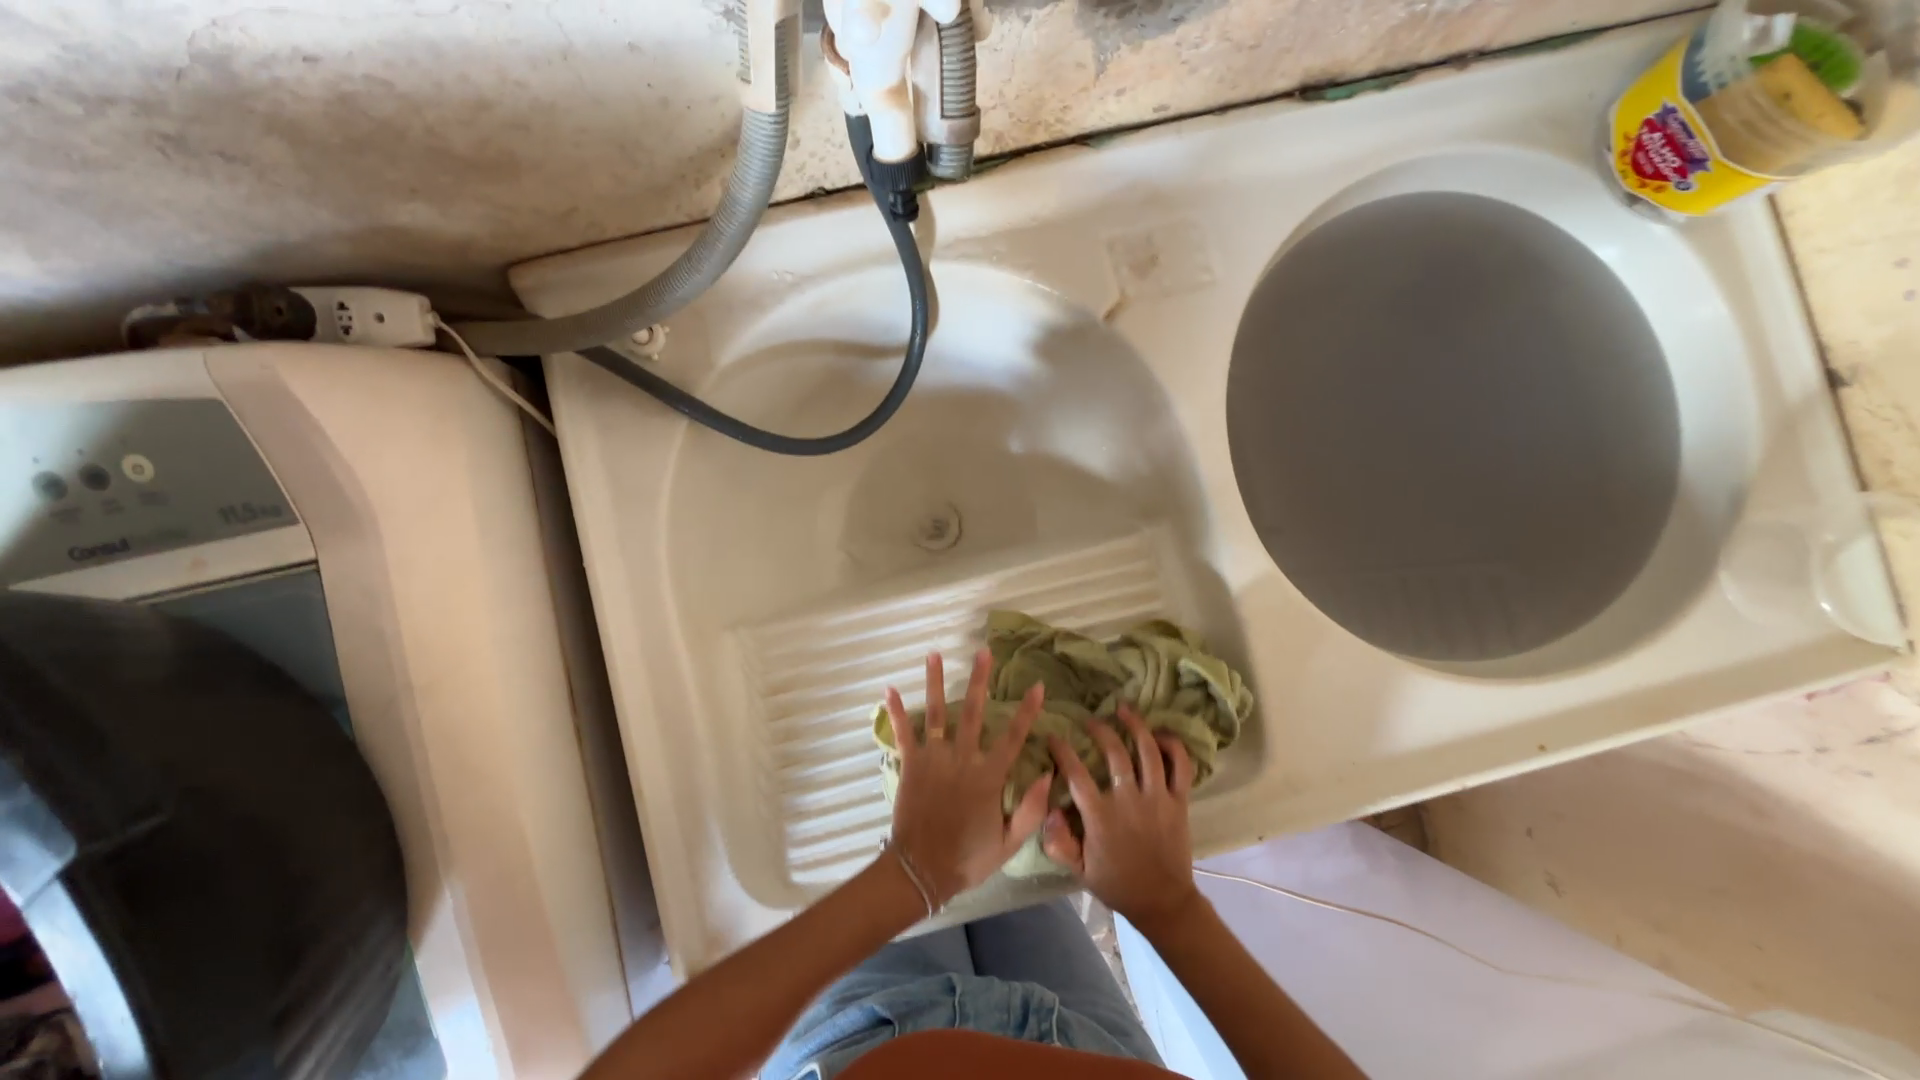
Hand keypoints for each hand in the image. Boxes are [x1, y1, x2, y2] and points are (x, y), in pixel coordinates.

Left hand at [884, 649, 1051, 907]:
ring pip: (937, 713)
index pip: (1014, 737)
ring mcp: (934, 759)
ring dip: (935, 682)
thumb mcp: (1010, 842)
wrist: (922, 870)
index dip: (1027, 711)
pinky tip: (890, 689)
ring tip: (934, 654)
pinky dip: (897, 711)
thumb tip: (1047, 773)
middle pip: (974, 712)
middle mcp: (963, 759)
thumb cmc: (969, 858)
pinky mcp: (910, 766)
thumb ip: (1031, 809)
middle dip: (980, 680)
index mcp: (989, 776)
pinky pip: (903, 733)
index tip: (1036, 685)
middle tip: (983, 652)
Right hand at [1043, 704, 1202, 934]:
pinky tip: (1161, 735)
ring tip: (1124, 710)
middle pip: (1114, 753)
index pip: (1076, 774)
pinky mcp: (1180, 802)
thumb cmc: (1117, 884)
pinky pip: (1181, 766)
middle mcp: (1129, 800)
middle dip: (1099, 730)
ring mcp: (1158, 798)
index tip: (1054, 737)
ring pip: (1148, 751)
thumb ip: (1058, 842)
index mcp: (1101, 817)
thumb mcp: (1078, 870)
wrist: (1162, 901)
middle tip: (1090, 721)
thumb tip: (1048, 810)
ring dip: (1136, 726)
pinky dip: (1173, 746)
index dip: (1062, 751)